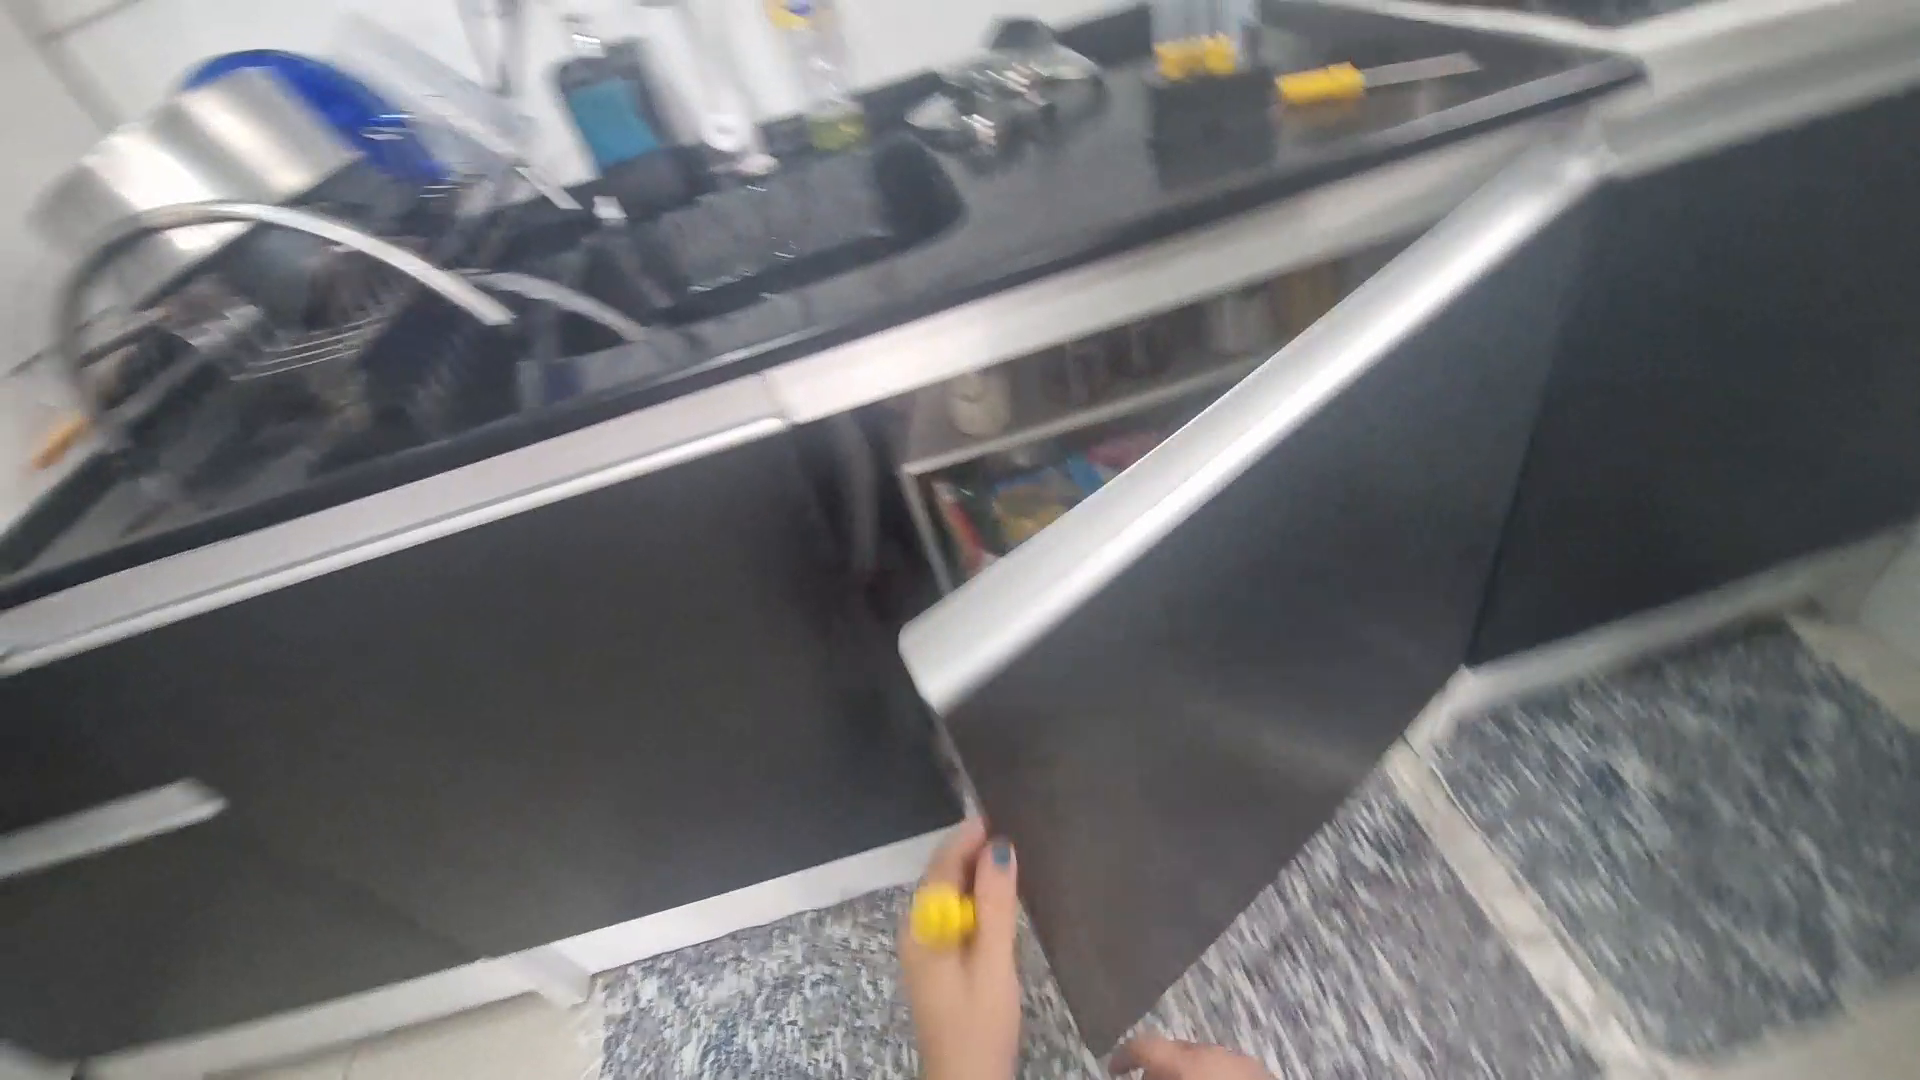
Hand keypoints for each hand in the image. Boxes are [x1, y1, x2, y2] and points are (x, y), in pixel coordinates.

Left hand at [900, 819, 1021, 1079]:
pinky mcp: (937, 959)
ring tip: (1010, 852)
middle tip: (1010, 826)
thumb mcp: (993, 963)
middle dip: (971, 850)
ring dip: (974, 872)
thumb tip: (999, 847)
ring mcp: (924, 945)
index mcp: (922, 927)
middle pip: (942, 875)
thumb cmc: (980, 1024)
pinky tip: (998, 895)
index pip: (942, 866)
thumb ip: (995, 905)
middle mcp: (916, 929)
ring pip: (949, 893)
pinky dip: (974, 897)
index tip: (997, 812)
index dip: (967, 837)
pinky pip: (953, 912)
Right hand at [1111, 1035, 1274, 1079]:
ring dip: (1185, 1076)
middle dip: (1157, 1073)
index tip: (1112, 1069)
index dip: (1124, 1055)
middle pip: (1175, 1052)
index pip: (1145, 1045)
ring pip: (1202, 1062)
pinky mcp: (1263, 1074)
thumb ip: (1155, 1078)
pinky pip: (1225, 1071)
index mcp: (1189, 1062)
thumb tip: (1134, 1078)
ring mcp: (1243, 1062)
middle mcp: (1214, 1052)